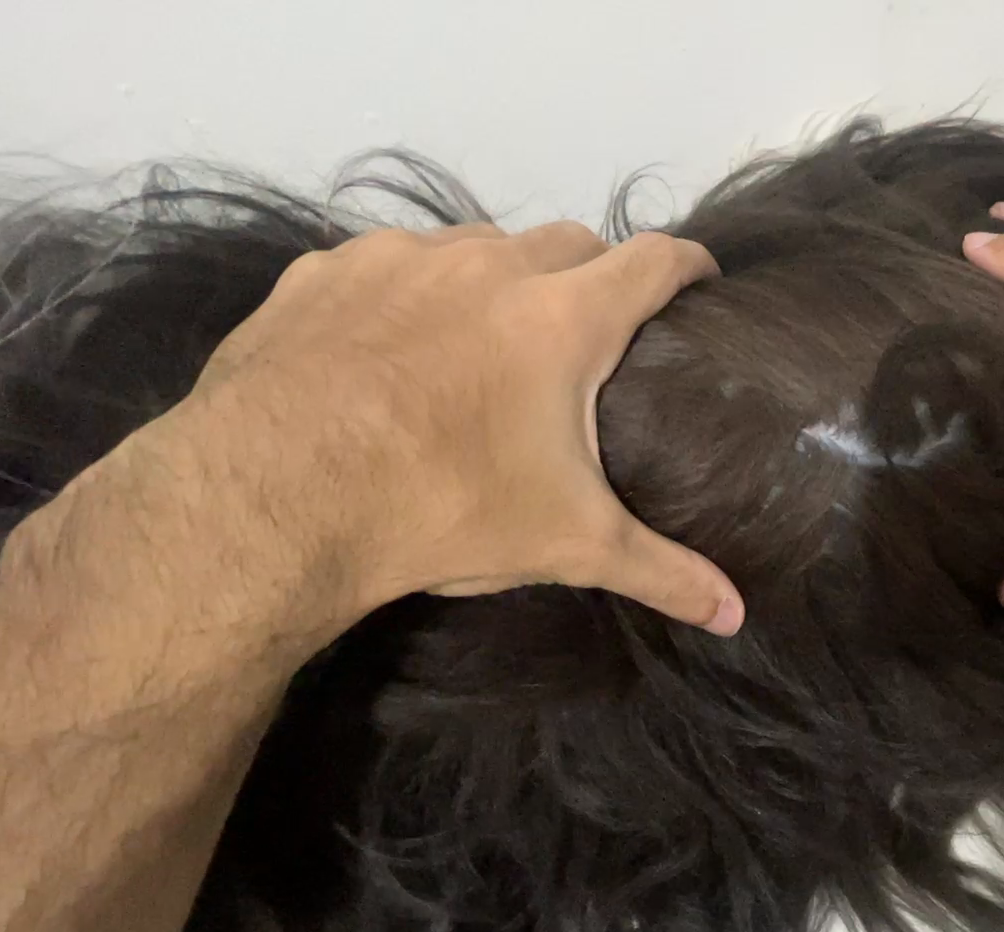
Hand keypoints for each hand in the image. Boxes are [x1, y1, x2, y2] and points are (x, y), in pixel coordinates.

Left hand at [132, 222, 744, 634]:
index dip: (691, 265)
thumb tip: (738, 618)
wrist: (265, 505)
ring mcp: (400, 260)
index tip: (705, 279)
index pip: (654, 262)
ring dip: (514, 276)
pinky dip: (427, 287)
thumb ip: (664, 576)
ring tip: (505, 337)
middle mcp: (489, 267)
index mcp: (562, 321)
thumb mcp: (571, 546)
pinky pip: (400, 260)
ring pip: (487, 243)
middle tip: (602, 332)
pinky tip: (408, 342)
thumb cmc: (444, 510)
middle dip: (602, 273)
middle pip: (574, 241)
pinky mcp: (326, 272)